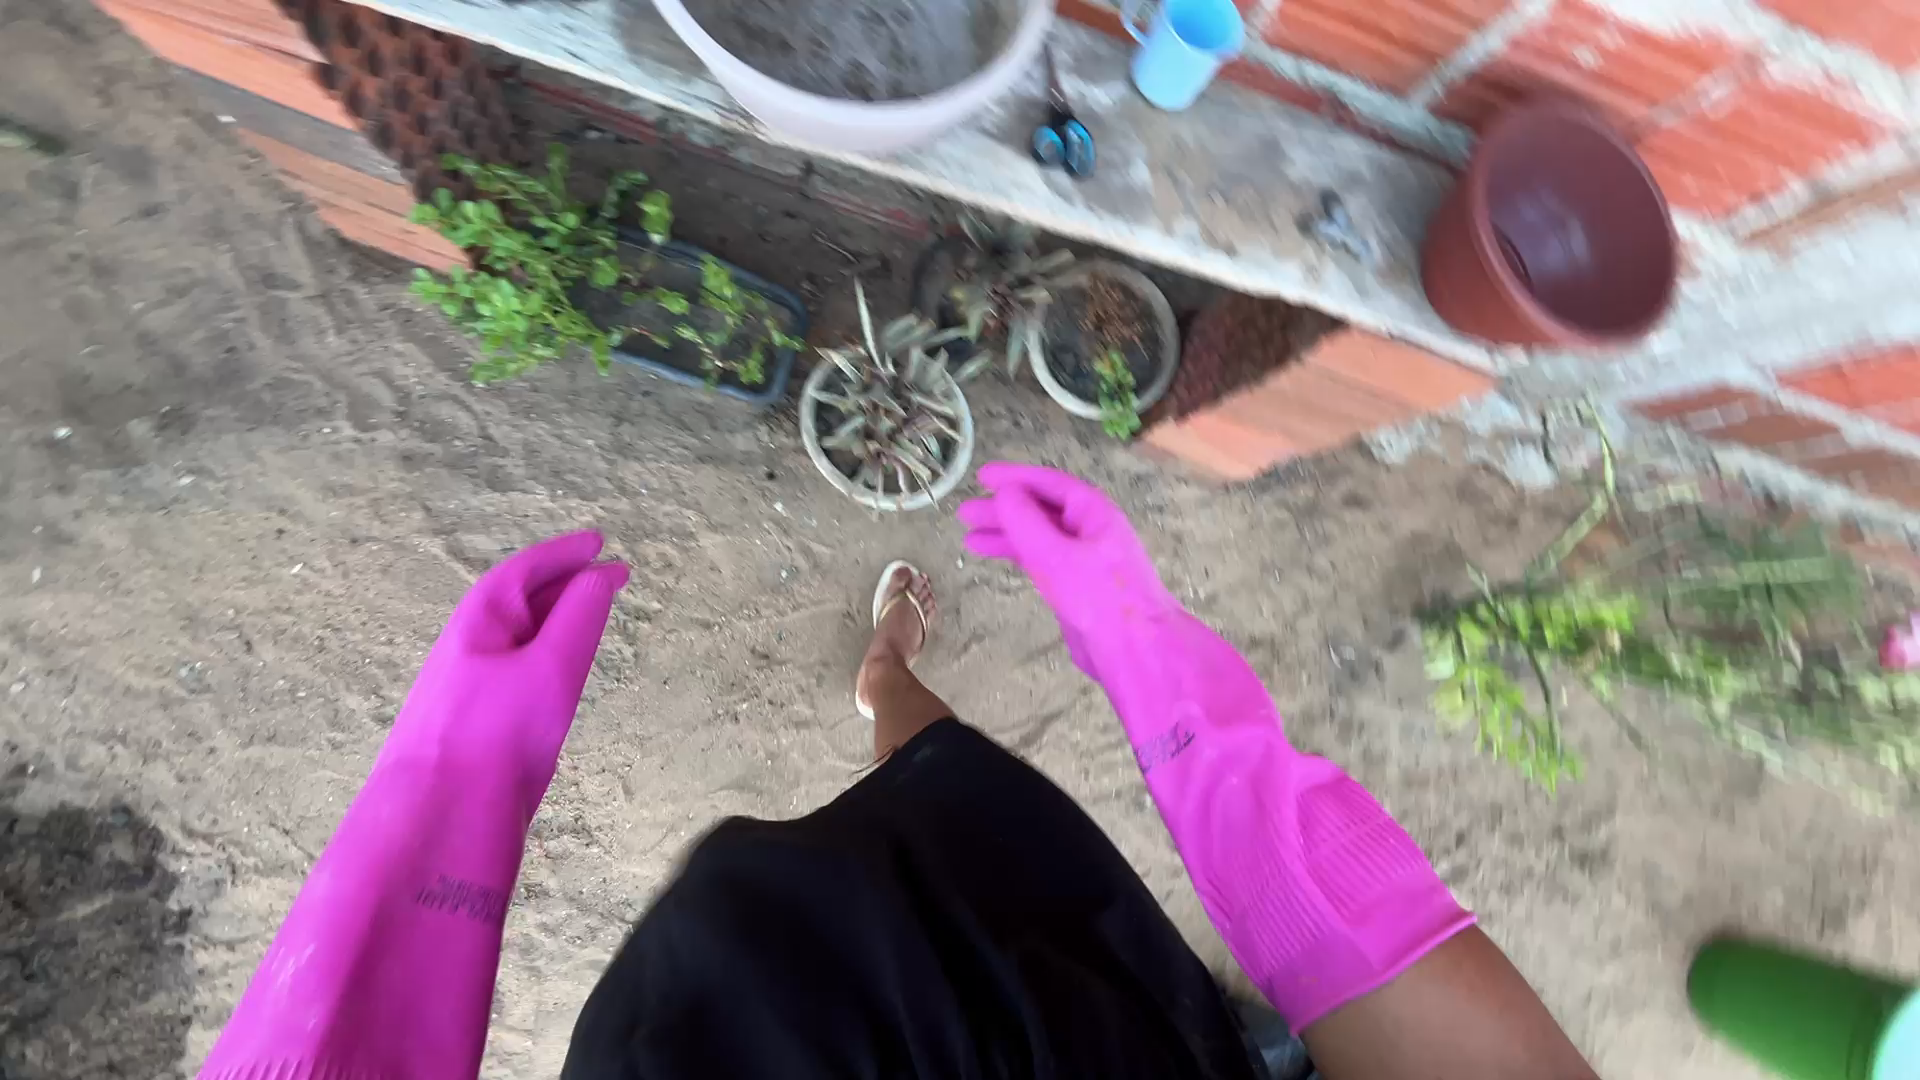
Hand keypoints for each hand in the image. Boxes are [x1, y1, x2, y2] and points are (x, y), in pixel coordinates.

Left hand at [391, 530, 628, 813]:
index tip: (599, 541)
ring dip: (560, 615)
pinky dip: (550, 649)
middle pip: (523, 598)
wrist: (439, 817)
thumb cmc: (501, 730)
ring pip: (522, 634)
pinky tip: (563, 666)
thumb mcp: (553, 666)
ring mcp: (473, 683)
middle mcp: (472, 644)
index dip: (564, 552)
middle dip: (568, 581)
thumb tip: (599, 576)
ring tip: (596, 612)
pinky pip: (520, 665)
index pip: (525, 570)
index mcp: (481, 620)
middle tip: (615, 575)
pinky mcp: (480, 718)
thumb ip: (581, 616)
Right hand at [957, 464, 1176, 673]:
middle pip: (1040, 511)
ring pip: (1037, 538)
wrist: (1133, 650)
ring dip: (1005, 535)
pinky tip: (997, 558)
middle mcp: (1089, 531)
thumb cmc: (1098, 597)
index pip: (1048, 484)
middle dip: (1003, 510)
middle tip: (966, 513)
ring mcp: (1083, 560)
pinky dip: (1018, 556)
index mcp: (1093, 513)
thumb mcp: (1055, 554)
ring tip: (969, 538)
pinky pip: (1041, 561)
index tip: (982, 477)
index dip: (1014, 478)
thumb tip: (1004, 493)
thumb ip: (1025, 521)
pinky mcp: (1076, 587)